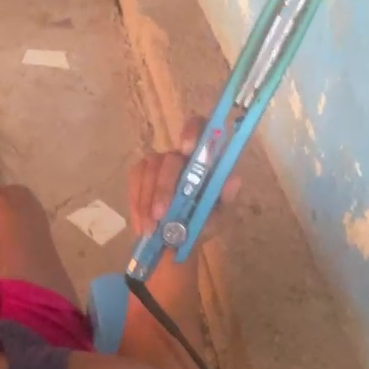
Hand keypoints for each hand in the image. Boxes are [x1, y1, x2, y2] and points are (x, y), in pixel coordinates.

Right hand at [126, 117, 240, 238]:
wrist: (180, 240)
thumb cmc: (202, 222)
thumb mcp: (219, 214)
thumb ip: (225, 197)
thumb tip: (234, 180)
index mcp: (202, 158)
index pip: (198, 128)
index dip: (191, 133)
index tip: (187, 149)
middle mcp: (179, 155)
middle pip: (169, 159)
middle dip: (163, 188)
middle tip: (160, 215)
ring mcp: (157, 163)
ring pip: (148, 171)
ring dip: (147, 201)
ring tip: (150, 228)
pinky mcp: (139, 173)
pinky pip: (134, 182)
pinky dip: (137, 204)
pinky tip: (140, 224)